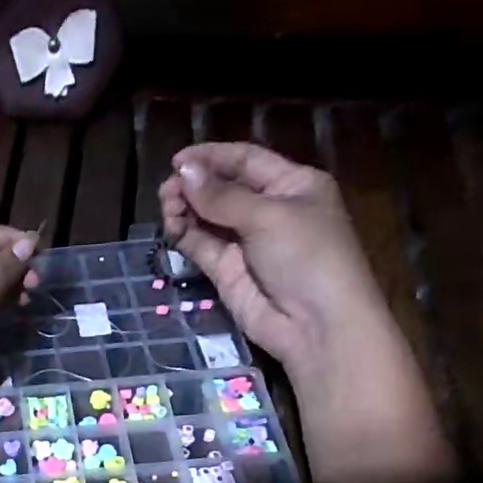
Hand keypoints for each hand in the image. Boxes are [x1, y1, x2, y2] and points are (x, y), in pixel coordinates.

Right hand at [159, 142, 390, 377]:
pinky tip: (172, 226)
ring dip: (186, 209)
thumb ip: (223, 196)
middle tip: (166, 190)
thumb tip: (183, 172)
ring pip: (208, 218)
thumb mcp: (269, 216)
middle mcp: (268, 211)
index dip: (212, 157)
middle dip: (194, 186)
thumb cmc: (308, 256)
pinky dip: (185, 235)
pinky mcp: (227, 273)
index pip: (246, 161)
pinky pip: (202, 246)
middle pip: (223, 189)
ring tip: (166, 207)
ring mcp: (246, 244)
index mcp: (292, 185)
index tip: (178, 160)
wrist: (316, 325)